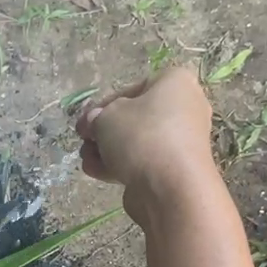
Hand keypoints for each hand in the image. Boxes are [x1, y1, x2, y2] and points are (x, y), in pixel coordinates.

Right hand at [75, 67, 218, 220]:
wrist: (170, 185)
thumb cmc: (141, 137)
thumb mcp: (106, 118)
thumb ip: (95, 117)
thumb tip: (92, 122)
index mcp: (174, 81)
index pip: (131, 90)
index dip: (101, 107)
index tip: (82, 124)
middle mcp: (183, 105)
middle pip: (133, 118)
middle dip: (103, 133)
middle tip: (84, 144)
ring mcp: (179, 138)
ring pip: (134, 142)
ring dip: (106, 151)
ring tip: (85, 161)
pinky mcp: (172, 166)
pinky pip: (141, 160)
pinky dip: (118, 165)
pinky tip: (95, 172)